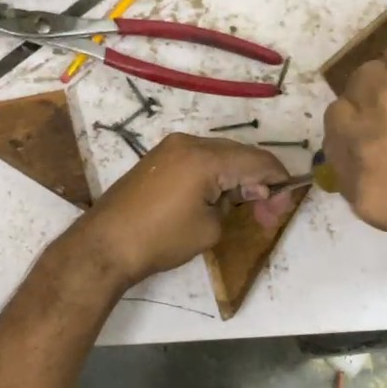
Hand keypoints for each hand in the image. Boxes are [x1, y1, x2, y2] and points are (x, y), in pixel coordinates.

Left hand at [63, 133, 295, 287]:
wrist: (106, 244)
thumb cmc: (160, 239)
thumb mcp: (210, 227)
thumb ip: (234, 204)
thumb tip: (242, 194)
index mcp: (206, 157)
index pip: (259, 160)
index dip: (278, 183)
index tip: (280, 210)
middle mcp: (188, 143)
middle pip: (240, 153)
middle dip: (258, 180)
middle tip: (266, 213)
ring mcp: (169, 148)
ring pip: (219, 155)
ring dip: (236, 176)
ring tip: (242, 208)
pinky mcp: (157, 159)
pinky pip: (197, 159)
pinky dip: (214, 174)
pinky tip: (218, 198)